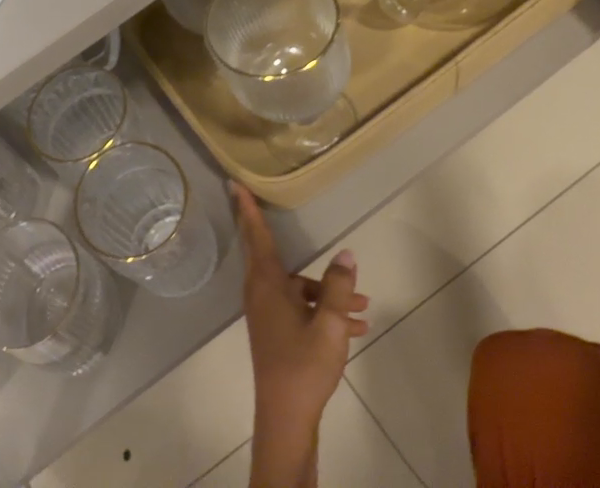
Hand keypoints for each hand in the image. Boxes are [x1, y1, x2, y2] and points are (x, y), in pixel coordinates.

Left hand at [233, 183, 367, 443]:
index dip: (248, 210)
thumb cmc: (304, 365)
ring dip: (325, 290)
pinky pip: (299, 308)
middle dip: (269, 230)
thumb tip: (346, 254)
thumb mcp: (330, 325)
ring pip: (295, 288)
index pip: (257, 237)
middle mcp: (261, 294)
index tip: (234, 184)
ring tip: (365, 305)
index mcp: (268, 285)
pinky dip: (322, 311)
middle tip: (259, 200)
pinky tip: (356, 327)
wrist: (286, 415)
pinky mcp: (276, 332)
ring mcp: (267, 314)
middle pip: (269, 254)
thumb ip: (339, 288)